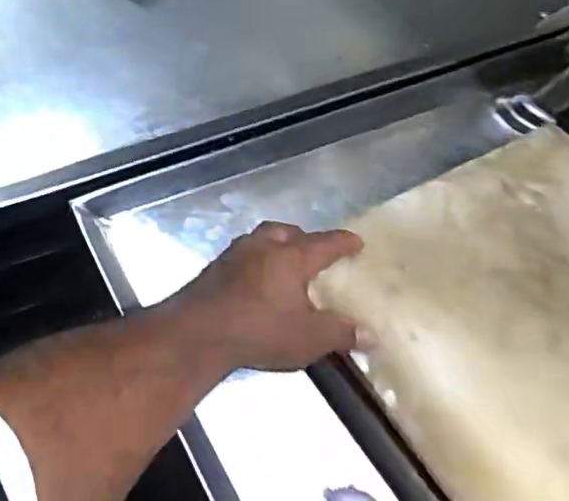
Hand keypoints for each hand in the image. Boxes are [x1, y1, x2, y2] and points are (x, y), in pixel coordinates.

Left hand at [170, 221, 361, 371]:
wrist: (200, 328)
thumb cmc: (261, 329)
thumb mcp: (311, 337)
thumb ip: (341, 332)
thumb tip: (368, 333)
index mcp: (287, 257)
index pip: (321, 244)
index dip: (341, 242)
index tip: (356, 240)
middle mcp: (260, 246)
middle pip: (284, 232)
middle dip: (303, 238)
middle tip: (318, 252)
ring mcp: (234, 253)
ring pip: (261, 238)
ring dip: (277, 245)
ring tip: (290, 265)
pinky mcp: (217, 266)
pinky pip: (245, 253)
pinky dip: (259, 259)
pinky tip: (263, 279)